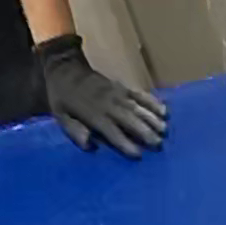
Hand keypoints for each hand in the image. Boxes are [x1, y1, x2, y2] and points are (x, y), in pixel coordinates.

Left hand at [36, 35, 167, 158]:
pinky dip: (151, 101)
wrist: (63, 67)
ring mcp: (116, 93)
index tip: (138, 155)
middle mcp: (107, 103)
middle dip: (144, 131)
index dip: (125, 143)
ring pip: (137, 106)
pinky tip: (163, 110)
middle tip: (159, 144)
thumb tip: (90, 144)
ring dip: (152, 117)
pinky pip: (138, 94)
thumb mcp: (61, 118)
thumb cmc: (62, 99)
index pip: (112, 131)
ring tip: (164, 129)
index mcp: (92, 114)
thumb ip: (75, 131)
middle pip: (129, 119)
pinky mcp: (121, 86)